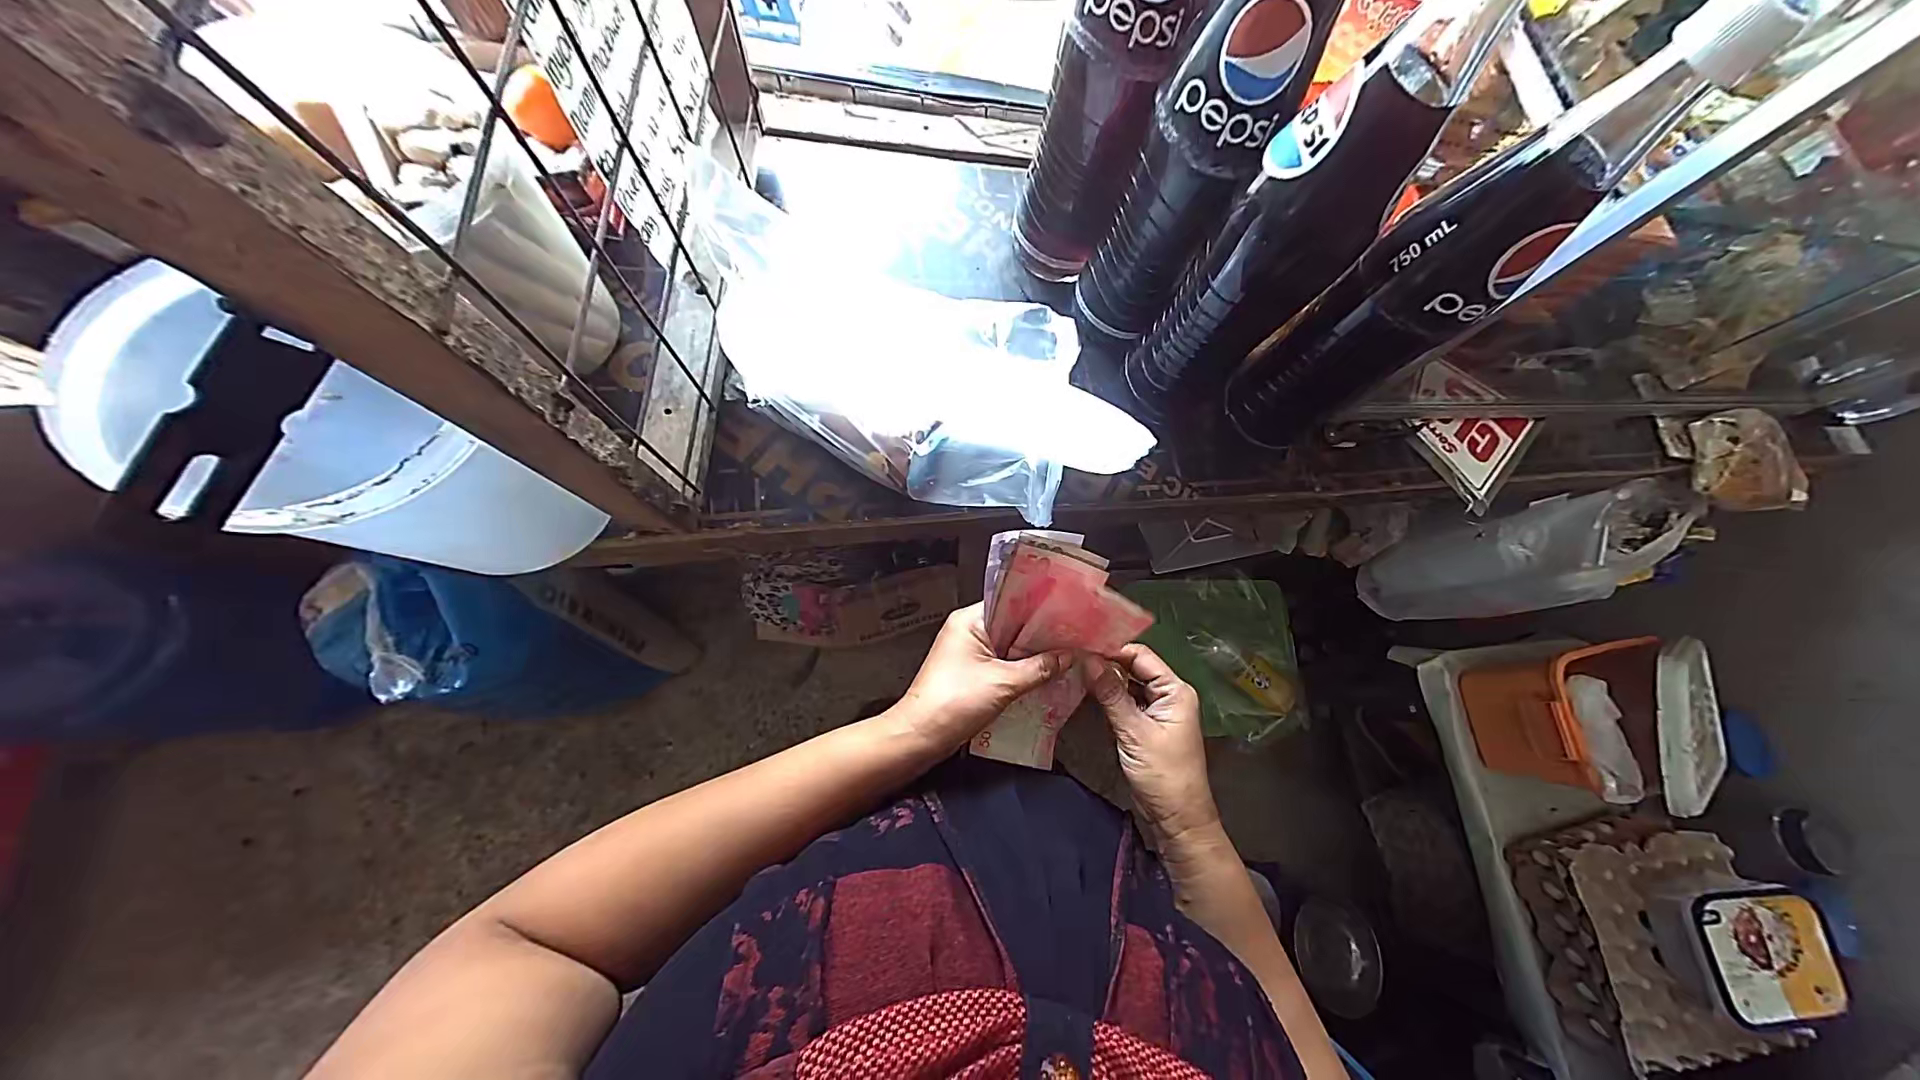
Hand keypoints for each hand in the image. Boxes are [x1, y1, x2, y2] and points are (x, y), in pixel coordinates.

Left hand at [891, 604, 1073, 752]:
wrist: (920, 737)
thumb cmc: (948, 704)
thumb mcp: (1003, 683)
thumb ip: (1039, 668)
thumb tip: (1064, 657)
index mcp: (969, 620)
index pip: (1012, 602)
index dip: (1040, 609)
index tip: (1066, 616)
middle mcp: (967, 632)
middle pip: (1013, 626)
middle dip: (1040, 636)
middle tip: (1070, 640)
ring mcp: (969, 654)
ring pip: (1009, 648)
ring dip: (1031, 657)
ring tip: (1062, 659)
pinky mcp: (972, 674)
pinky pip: (1003, 666)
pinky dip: (1020, 672)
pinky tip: (1041, 679)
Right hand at [1084, 644, 1218, 847]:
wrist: (1177, 819)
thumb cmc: (1163, 775)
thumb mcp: (1134, 732)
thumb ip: (1110, 694)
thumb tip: (1087, 659)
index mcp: (1175, 690)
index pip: (1140, 655)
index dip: (1111, 649)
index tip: (1080, 646)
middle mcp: (1168, 694)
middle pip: (1133, 667)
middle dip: (1105, 662)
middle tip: (1071, 656)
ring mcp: (1157, 710)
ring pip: (1127, 683)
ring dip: (1104, 679)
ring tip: (1073, 669)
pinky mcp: (1145, 725)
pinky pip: (1125, 700)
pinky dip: (1108, 696)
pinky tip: (1086, 691)